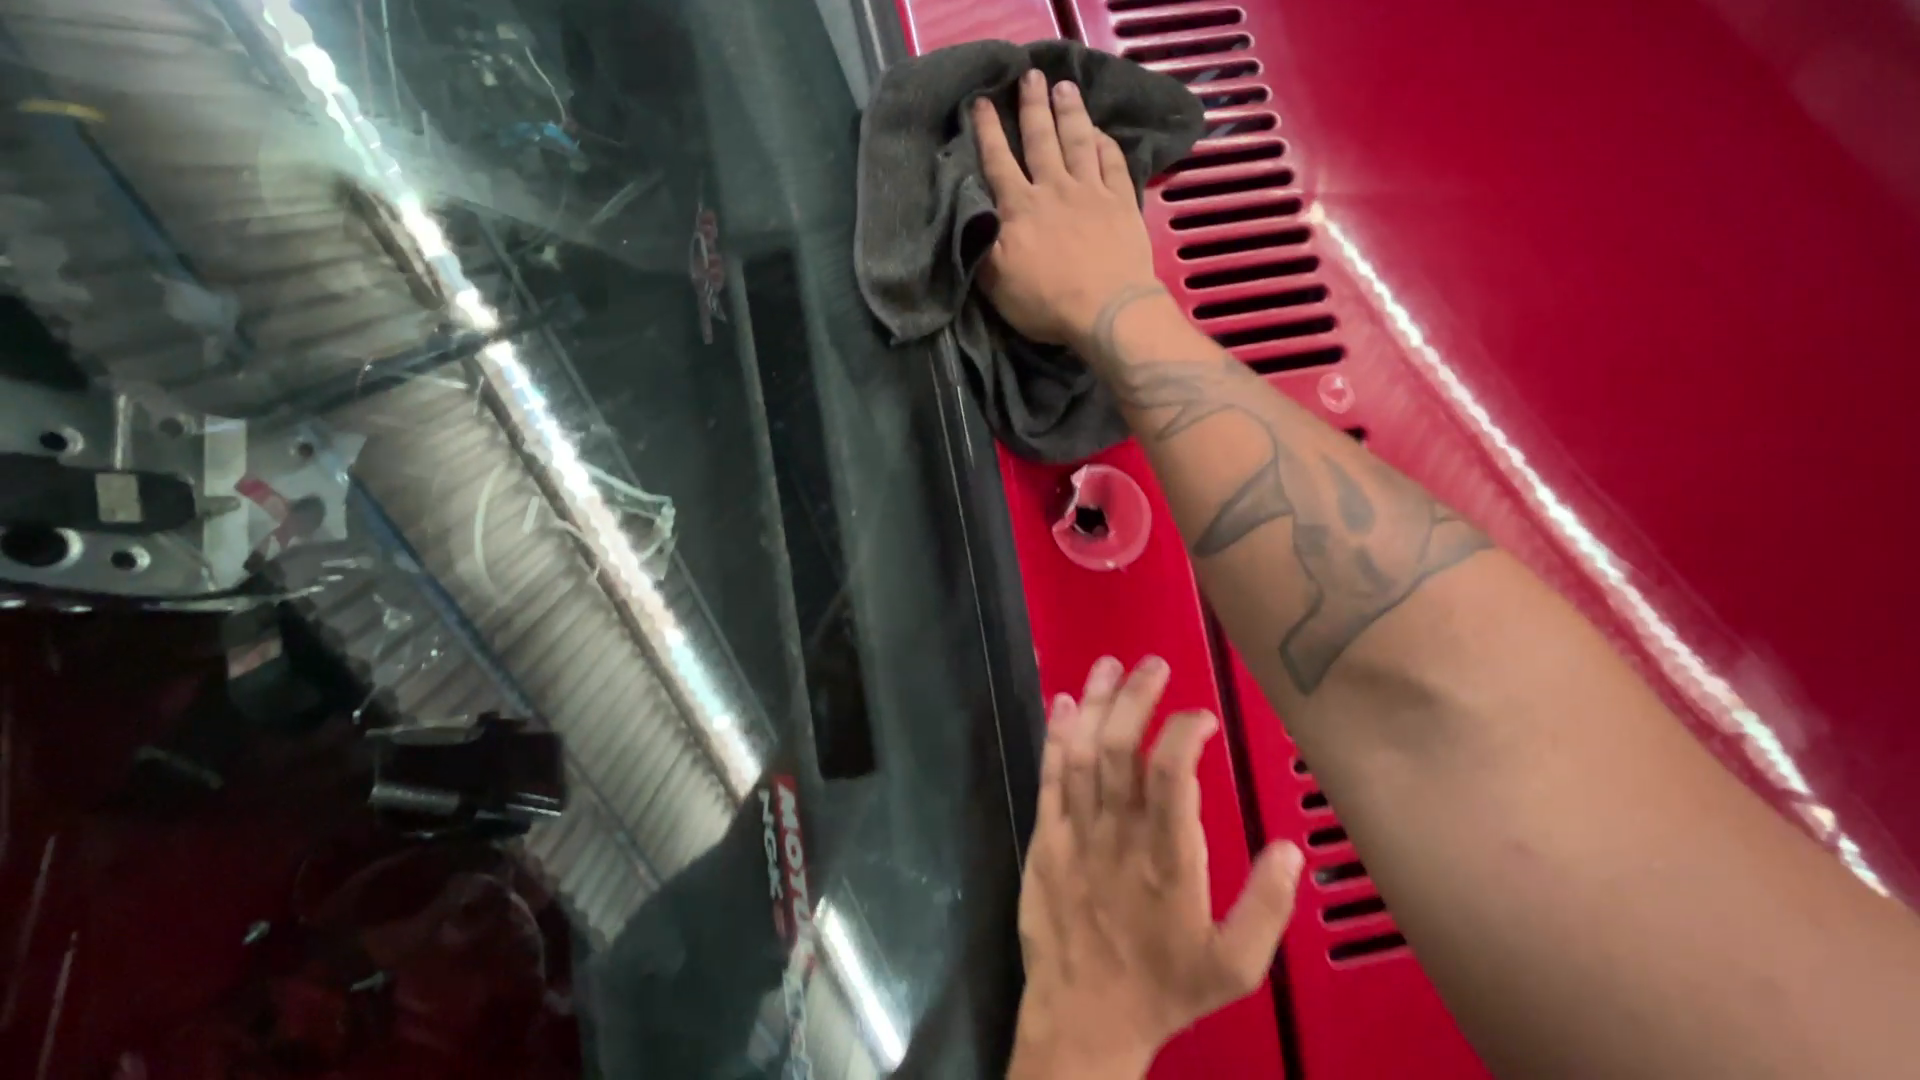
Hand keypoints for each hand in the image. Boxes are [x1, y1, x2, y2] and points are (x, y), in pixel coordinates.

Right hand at [972, 72, 1164, 349]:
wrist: (1108, 311)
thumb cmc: (1046, 303)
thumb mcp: (996, 284)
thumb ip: (981, 245)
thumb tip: (969, 214)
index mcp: (1019, 208)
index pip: (998, 161)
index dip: (988, 130)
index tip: (982, 101)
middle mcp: (1054, 189)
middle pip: (1040, 139)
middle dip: (1033, 105)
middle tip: (1030, 76)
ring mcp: (1092, 193)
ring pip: (1078, 141)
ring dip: (1069, 112)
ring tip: (1064, 87)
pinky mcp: (1122, 203)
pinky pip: (1113, 162)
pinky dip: (1105, 143)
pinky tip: (1100, 132)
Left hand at [1009, 656, 1304, 1078]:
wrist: (1084, 1017)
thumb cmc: (1162, 988)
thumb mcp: (1235, 966)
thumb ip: (1267, 907)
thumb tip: (1291, 848)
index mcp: (1168, 860)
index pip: (1170, 776)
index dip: (1183, 733)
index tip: (1201, 716)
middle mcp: (1118, 836)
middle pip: (1121, 749)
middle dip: (1135, 698)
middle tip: (1152, 664)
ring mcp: (1075, 835)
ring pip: (1082, 754)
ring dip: (1094, 704)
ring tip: (1108, 665)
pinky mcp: (1044, 841)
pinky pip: (1049, 779)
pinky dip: (1056, 738)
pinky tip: (1064, 704)